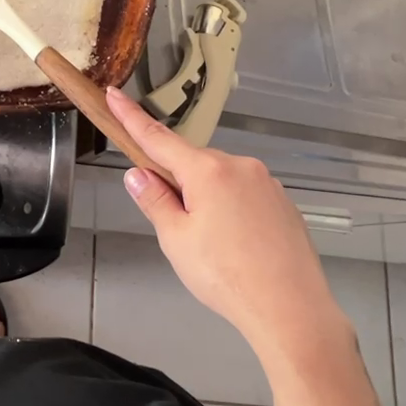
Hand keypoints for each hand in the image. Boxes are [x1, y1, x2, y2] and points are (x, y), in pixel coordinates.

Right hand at [105, 87, 340, 347]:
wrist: (292, 311)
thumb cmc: (225, 276)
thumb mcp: (175, 240)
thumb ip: (155, 201)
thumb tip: (139, 174)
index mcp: (207, 171)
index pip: (158, 138)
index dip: (131, 117)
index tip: (113, 94)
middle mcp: (239, 166)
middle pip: (193, 164)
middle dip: (178, 184)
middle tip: (177, 228)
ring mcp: (266, 183)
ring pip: (221, 180)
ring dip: (207, 199)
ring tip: (214, 247)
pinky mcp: (284, 203)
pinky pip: (245, 195)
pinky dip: (232, 211)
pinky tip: (238, 247)